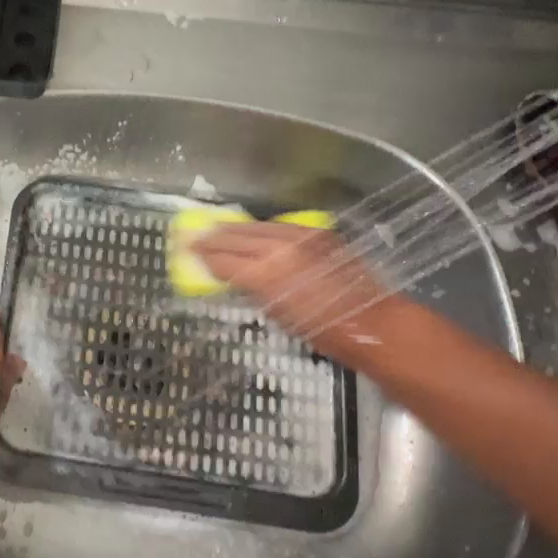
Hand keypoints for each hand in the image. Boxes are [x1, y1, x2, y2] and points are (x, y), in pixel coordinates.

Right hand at [193, 222, 404, 364]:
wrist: (371, 321)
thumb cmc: (322, 330)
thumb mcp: (277, 314)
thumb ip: (252, 290)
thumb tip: (235, 278)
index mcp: (264, 273)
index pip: (222, 259)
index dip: (202, 255)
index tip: (187, 251)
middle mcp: (278, 248)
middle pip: (235, 237)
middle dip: (213, 237)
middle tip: (195, 236)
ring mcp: (299, 236)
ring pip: (257, 227)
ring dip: (235, 229)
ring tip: (218, 229)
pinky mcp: (317, 233)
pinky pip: (280, 227)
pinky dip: (262, 230)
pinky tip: (256, 233)